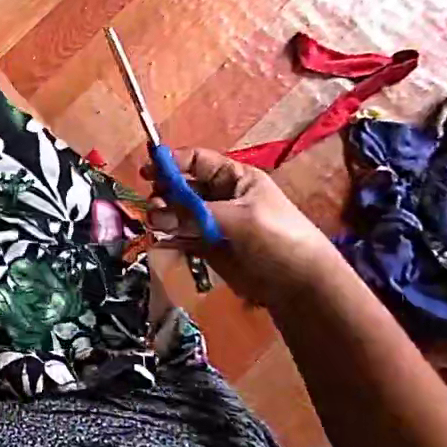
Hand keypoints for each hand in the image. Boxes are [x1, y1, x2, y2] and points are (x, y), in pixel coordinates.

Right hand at [146, 148, 342, 308]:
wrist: (299, 286)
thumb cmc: (276, 238)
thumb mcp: (239, 218)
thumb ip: (196, 213)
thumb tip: (157, 213)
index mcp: (234, 178)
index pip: (197, 161)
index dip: (172, 162)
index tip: (147, 170)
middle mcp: (221, 196)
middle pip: (182, 186)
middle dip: (164, 193)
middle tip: (154, 207)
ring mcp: (213, 222)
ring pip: (178, 212)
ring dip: (164, 216)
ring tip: (157, 225)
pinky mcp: (208, 247)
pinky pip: (181, 237)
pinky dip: (168, 238)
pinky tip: (158, 241)